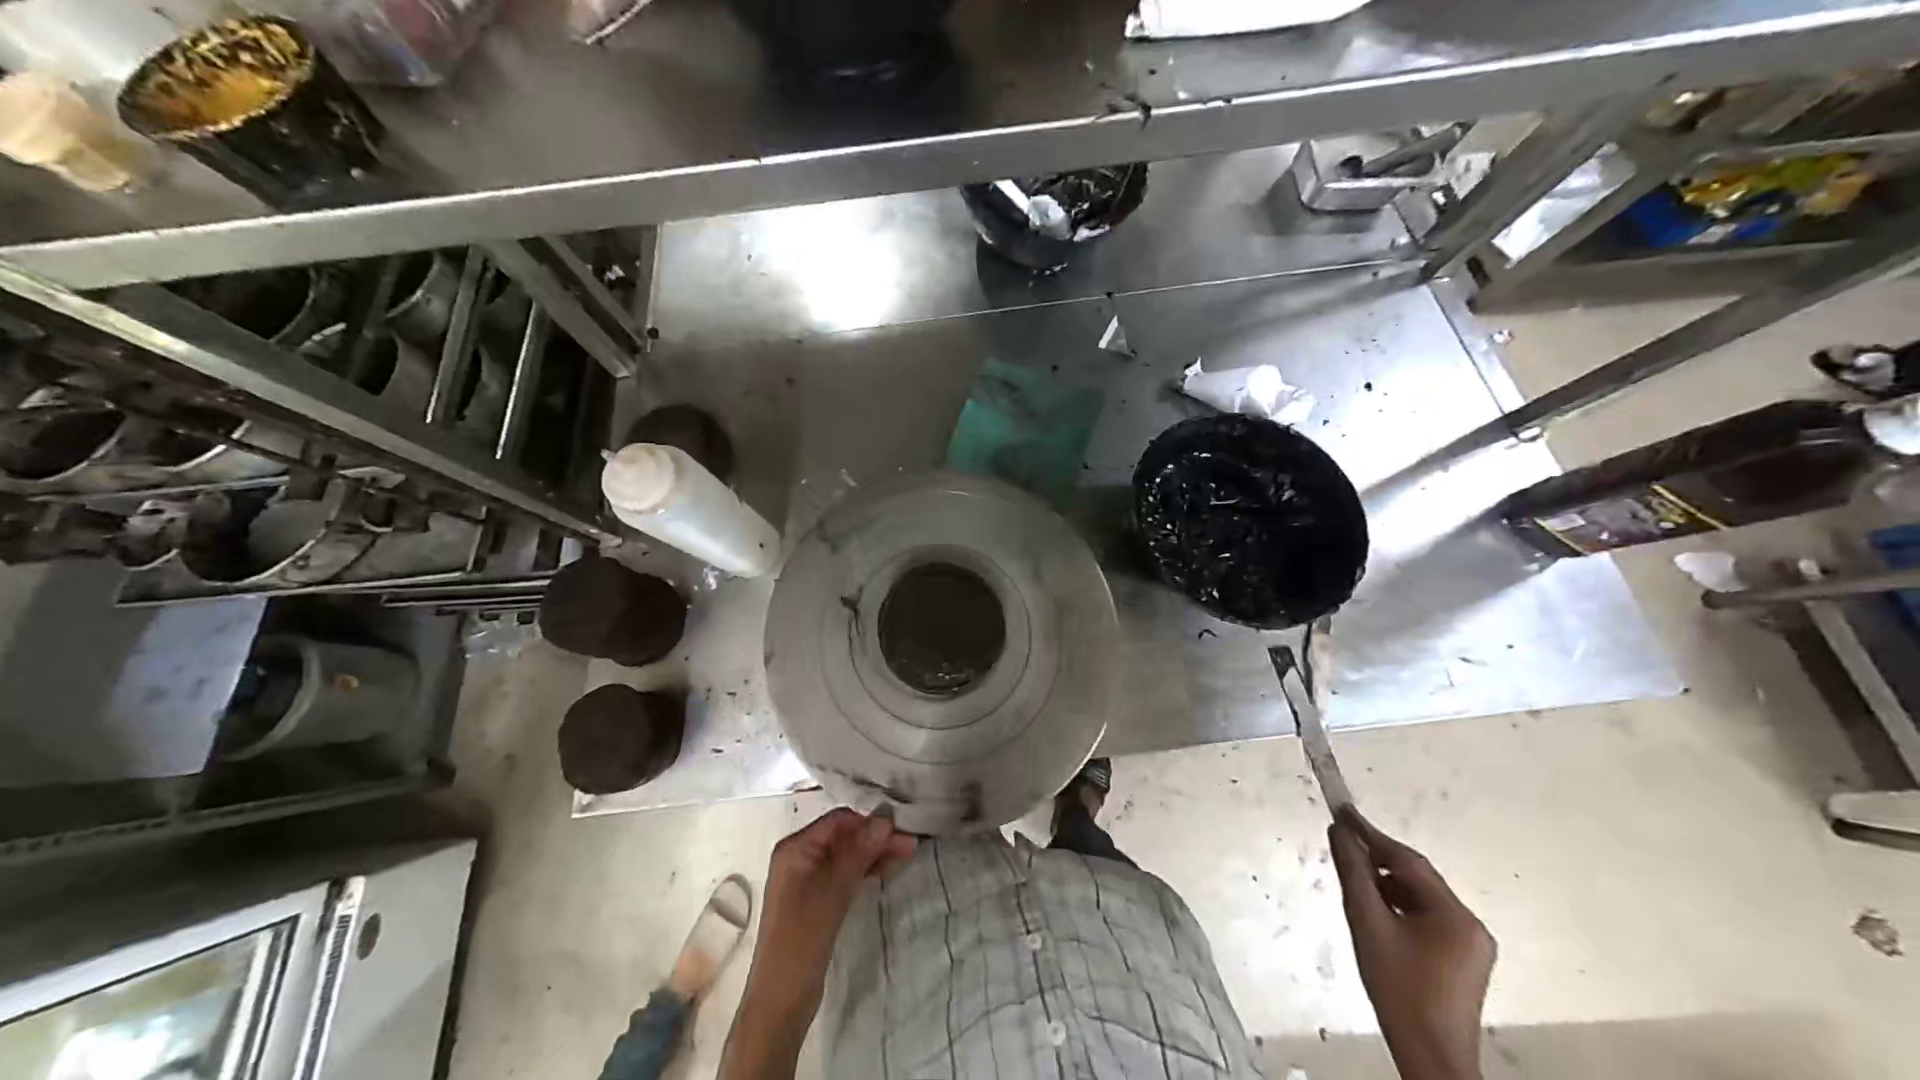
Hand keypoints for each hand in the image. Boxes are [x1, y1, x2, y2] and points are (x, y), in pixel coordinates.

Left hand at [720, 808, 915, 1079]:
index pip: (838, 820)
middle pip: (843, 836)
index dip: (870, 821)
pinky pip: (845, 874)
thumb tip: (885, 816)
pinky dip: (865, 871)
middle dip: (876, 838)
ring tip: (907, 855)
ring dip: (874, 853)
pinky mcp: (817, 900)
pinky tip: (887, 871)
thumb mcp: (834, 890)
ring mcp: (807, 880)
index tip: (902, 829)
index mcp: (795, 848)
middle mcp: (800, 857)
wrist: (782, 997)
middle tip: (912, 845)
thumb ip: (859, 851)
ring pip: (847, 856)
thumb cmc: (803, 937)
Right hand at [1329, 808, 1494, 1079]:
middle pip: (1417, 879)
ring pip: (1421, 899)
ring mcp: (1472, 945)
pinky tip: (1378, 914)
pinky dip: (1400, 909)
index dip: (1370, 833)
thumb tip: (1339, 832)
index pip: (1407, 860)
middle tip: (1343, 844)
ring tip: (1355, 884)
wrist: (1430, 1055)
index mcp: (1454, 915)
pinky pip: (1428, 919)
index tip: (1341, 810)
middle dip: (1379, 862)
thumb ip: (1353, 874)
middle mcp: (1471, 924)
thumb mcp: (1367, 925)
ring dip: (1388, 887)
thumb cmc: (1398, 989)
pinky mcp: (1464, 960)